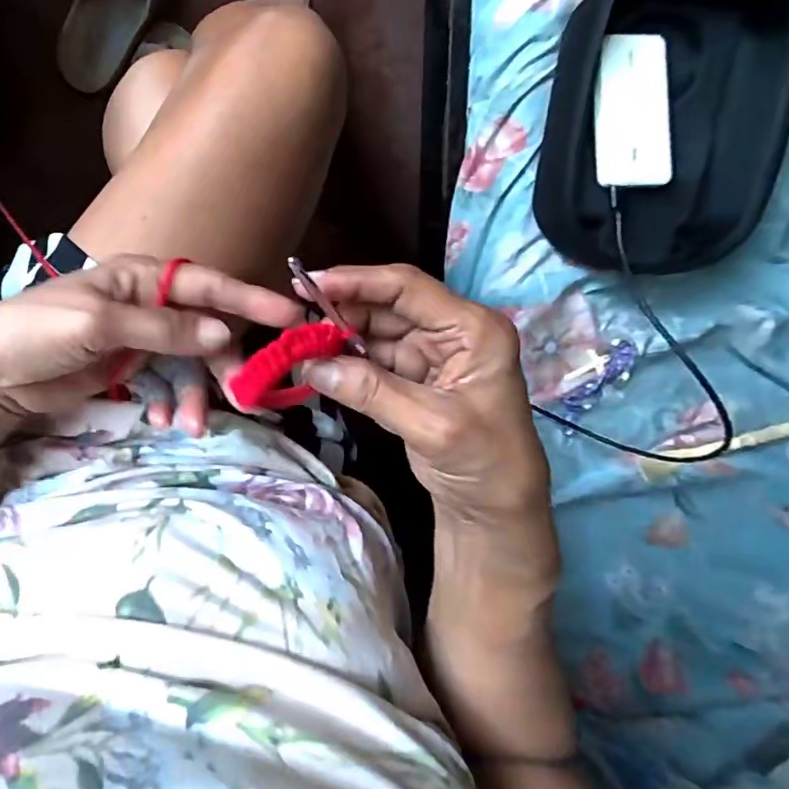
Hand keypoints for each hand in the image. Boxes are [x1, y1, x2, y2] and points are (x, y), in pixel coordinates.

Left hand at [0, 256, 303, 434]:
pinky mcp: (128, 371)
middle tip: (247, 395)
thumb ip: (160, 328)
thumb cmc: (38, 332)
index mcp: (138, 277)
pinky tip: (164, 422)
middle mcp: (145, 304)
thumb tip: (221, 332)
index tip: (289, 316)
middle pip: (203, 328)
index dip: (246, 299)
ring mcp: (138, 340)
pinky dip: (171, 404)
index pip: (203, 284)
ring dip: (197, 393)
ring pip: (188, 363)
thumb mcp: (98, 323)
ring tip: (193, 424)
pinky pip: (166, 386)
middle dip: (225, 362)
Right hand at [295, 264, 550, 521]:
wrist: (493, 506)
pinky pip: (367, 356)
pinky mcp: (409, 374)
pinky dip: (341, 360)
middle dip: (339, 311)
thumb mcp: (431, 425)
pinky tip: (316, 365)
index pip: (406, 288)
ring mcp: (428, 352)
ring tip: (299, 346)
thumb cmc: (484, 461)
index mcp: (471, 328)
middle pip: (384, 305)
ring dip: (335, 336)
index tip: (308, 284)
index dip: (355, 281)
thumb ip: (371, 391)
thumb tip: (312, 365)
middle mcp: (450, 330)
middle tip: (295, 323)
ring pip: (371, 329)